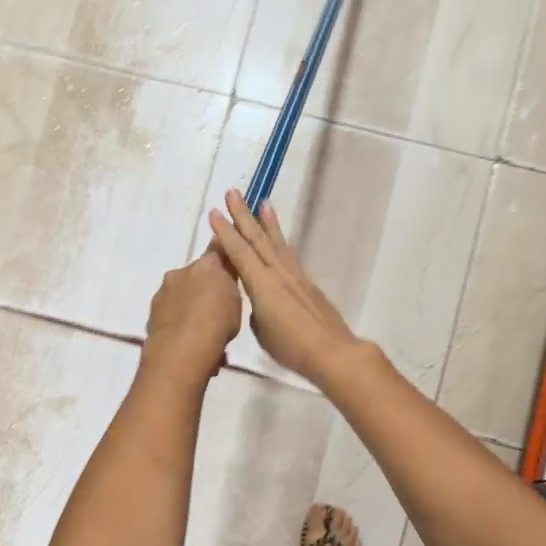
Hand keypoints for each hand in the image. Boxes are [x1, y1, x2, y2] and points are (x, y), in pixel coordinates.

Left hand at [145, 248, 242, 374]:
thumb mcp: (235, 300)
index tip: (225, 256)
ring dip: (187, 304)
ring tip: (198, 327)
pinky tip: (184, 337)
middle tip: (212, 306)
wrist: (184, 347)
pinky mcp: (151, 312)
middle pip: (194, 274)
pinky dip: (175, 320)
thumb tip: (224, 279)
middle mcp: (181, 272)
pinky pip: (168, 312)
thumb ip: (228, 285)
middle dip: (202, 285)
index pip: (216, 249)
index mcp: (206, 265)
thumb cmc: (218, 321)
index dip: (221, 253)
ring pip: (178, 293)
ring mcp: (163, 292)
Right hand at [207, 189, 359, 382]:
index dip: (225, 233)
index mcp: (261, 284)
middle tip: (234, 192)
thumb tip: (259, 306)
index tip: (214, 212)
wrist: (331, 352)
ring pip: (277, 243)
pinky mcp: (307, 284)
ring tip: (262, 203)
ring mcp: (295, 276)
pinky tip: (280, 239)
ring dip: (267, 222)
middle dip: (243, 216)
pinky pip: (289, 255)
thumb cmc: (291, 347)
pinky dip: (281, 241)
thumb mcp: (262, 333)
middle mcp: (278, 273)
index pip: (239, 253)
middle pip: (257, 239)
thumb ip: (257, 312)